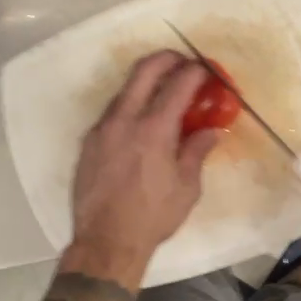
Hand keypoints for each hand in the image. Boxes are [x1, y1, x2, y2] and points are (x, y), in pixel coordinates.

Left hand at [68, 51, 219, 281]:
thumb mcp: (187, 187)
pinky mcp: (89, 142)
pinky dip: (131, 106)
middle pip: (144, 71)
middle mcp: (124, 120)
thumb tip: (211, 131)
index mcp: (154, 129)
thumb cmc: (153, 216)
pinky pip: (112, 113)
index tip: (208, 70)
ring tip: (165, 94)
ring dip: (146, 83)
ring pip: (124, 90)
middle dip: (167, 59)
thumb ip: (197, 151)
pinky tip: (142, 123)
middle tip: (184, 63)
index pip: (178, 84)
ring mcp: (102, 129)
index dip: (196, 71)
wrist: (106, 241)